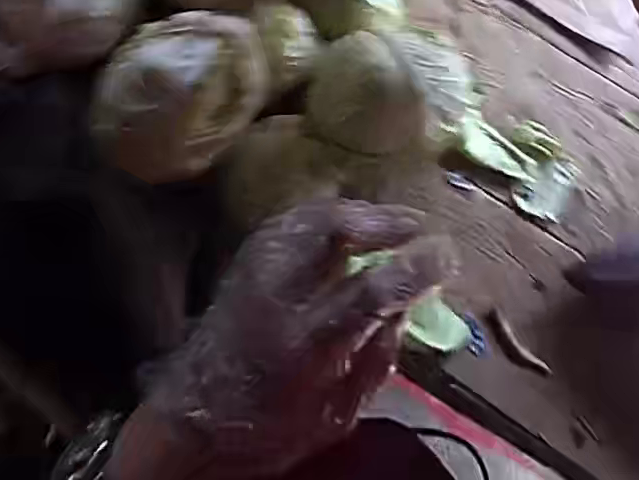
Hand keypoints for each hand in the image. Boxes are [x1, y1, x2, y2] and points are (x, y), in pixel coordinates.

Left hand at [124, 199, 456, 479]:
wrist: (192, 415)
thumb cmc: (269, 428)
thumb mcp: (335, 416)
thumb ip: (375, 361)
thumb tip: (406, 309)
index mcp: (304, 344)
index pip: (368, 293)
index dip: (412, 269)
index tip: (446, 254)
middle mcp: (279, 292)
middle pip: (333, 231)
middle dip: (384, 220)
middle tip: (419, 224)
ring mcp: (259, 264)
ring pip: (316, 213)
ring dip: (363, 210)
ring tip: (395, 219)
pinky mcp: (250, 252)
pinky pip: (299, 215)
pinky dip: (334, 210)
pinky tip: (355, 218)